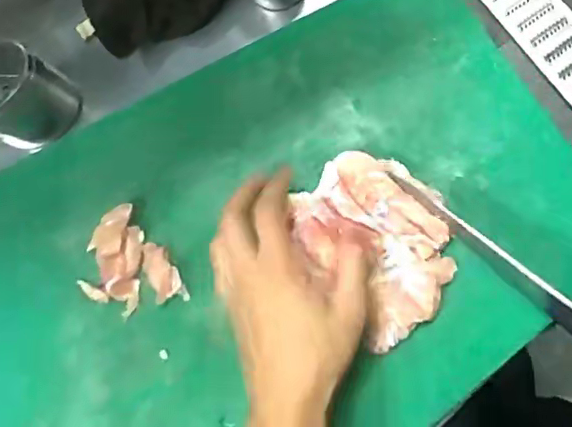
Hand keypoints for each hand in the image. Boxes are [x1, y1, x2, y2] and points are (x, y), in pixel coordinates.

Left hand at [213, 169, 370, 426]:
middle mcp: (247, 275)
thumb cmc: (319, 352)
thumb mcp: (350, 308)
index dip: (274, 186)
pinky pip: (220, 263)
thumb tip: (353, 231)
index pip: (265, 214)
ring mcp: (233, 293)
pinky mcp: (230, 310)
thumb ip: (353, 265)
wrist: (284, 401)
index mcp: (275, 269)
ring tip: (251, 207)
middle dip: (243, 193)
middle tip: (263, 179)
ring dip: (231, 217)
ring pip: (218, 243)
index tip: (287, 171)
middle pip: (230, 222)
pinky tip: (246, 246)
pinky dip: (228, 241)